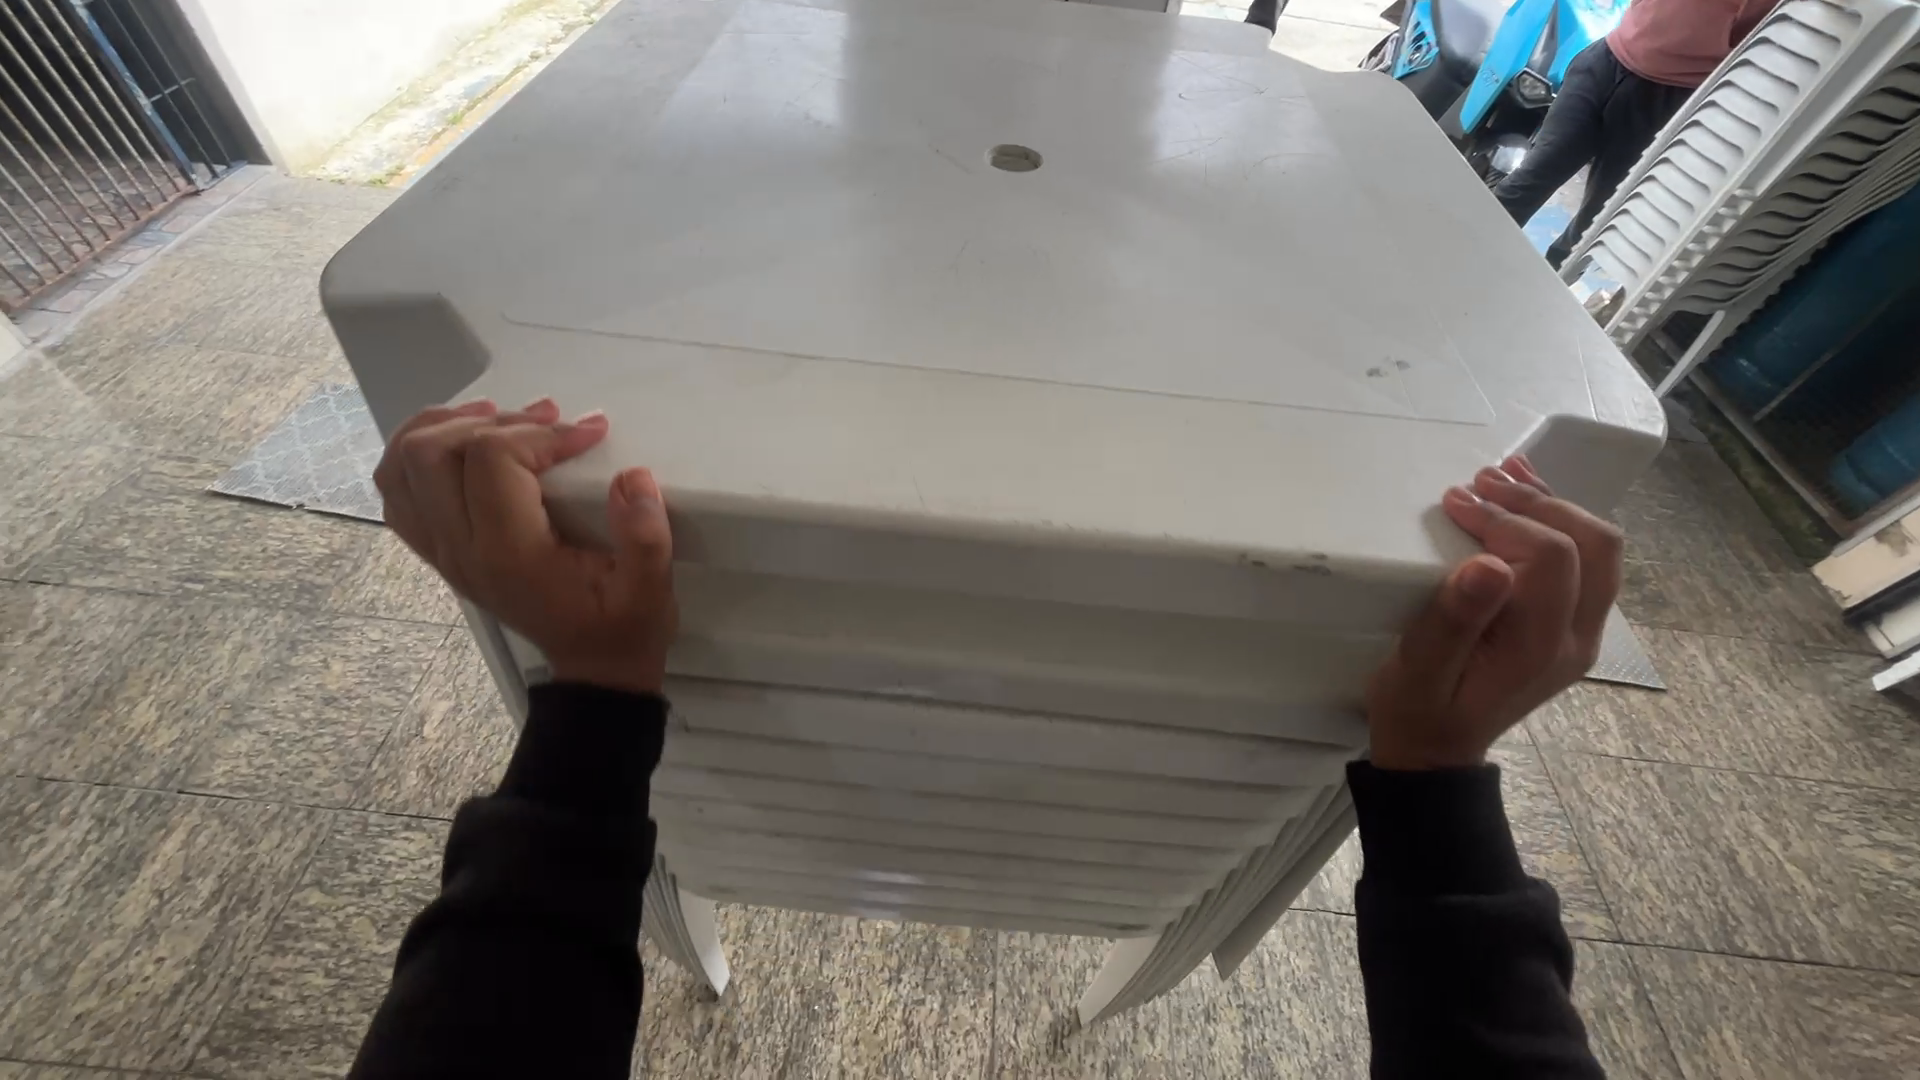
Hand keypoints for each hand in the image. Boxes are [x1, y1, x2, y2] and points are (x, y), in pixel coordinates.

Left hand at [374, 397, 677, 695]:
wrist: (595, 668)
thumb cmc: (625, 627)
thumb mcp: (653, 588)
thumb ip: (646, 535)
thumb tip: (632, 476)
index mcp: (511, 554)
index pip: (494, 461)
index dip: (544, 433)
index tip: (593, 433)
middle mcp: (463, 549)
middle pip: (434, 452)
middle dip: (495, 421)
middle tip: (549, 419)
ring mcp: (443, 551)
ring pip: (402, 466)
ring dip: (446, 427)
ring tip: (500, 418)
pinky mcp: (441, 552)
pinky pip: (399, 491)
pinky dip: (418, 454)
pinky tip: (462, 444)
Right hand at [1365, 454, 1622, 769]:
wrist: (1434, 751)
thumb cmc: (1417, 711)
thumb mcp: (1418, 670)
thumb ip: (1454, 621)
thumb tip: (1489, 563)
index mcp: (1541, 645)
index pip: (1550, 556)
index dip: (1506, 520)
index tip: (1453, 504)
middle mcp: (1577, 635)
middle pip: (1593, 543)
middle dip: (1536, 503)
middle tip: (1478, 484)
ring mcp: (1579, 631)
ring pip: (1597, 547)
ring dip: (1552, 505)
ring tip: (1500, 476)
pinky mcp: (1565, 626)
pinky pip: (1583, 562)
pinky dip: (1554, 522)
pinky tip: (1521, 497)